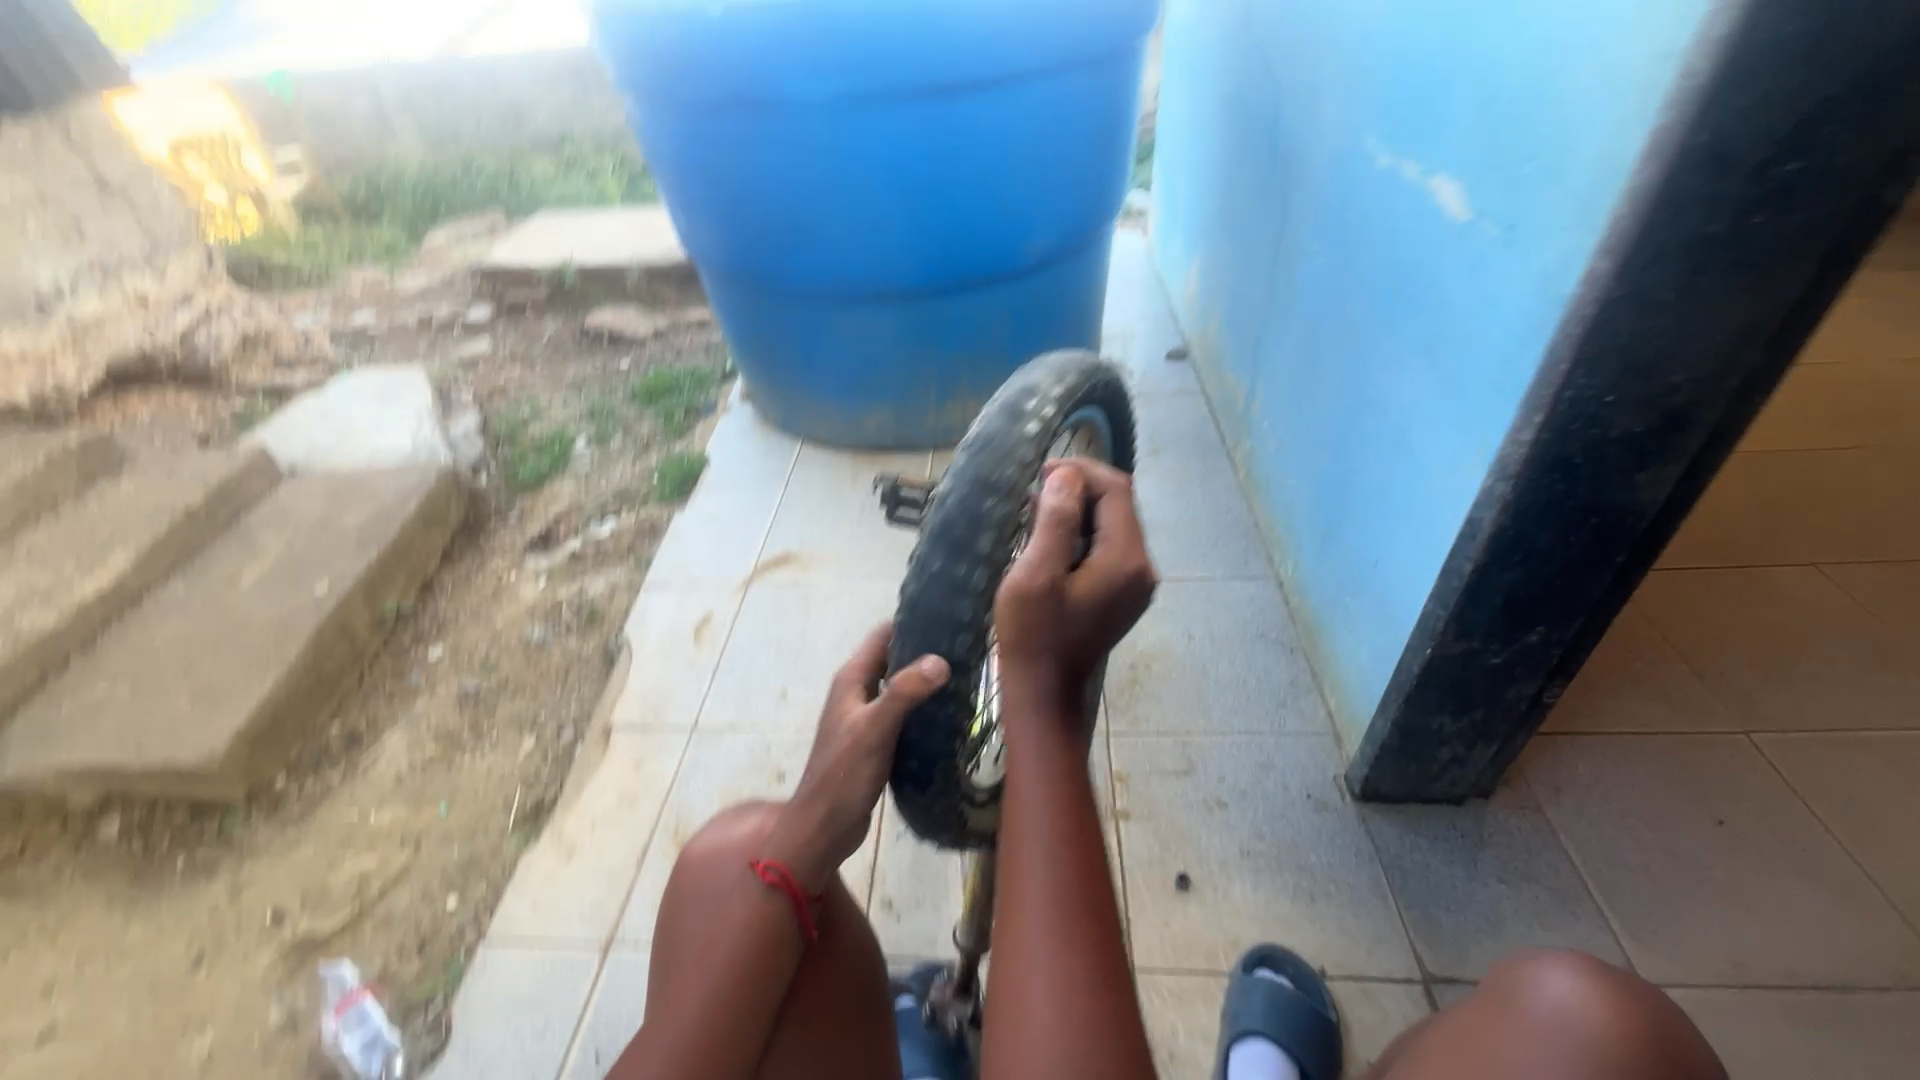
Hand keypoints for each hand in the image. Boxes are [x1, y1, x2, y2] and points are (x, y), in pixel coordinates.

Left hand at [765, 622, 949, 892]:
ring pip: (900, 688)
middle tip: (968, 649)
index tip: (949, 618)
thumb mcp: (875, 729)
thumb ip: (904, 693)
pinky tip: (950, 715)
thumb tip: (940, 661)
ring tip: (967, 677)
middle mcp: (856, 692)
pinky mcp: (875, 742)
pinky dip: (923, 709)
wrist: (823, 827)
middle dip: (925, 652)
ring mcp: (865, 718)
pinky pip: (903, 714)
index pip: (883, 635)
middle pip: (894, 659)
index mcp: (851, 680)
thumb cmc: (844, 775)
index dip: (911, 623)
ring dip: (925, 682)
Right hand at [994, 460, 1157, 742]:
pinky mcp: (1122, 595)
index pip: (1116, 491)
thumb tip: (1066, 476)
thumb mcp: (1035, 574)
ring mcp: (1135, 584)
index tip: (1041, 470)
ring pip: (1112, 526)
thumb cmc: (1033, 636)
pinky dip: (1081, 535)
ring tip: (1036, 509)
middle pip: (1119, 506)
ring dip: (1078, 511)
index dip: (1081, 471)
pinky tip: (1049, 538)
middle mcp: (1142, 568)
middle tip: (1035, 488)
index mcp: (1126, 560)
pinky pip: (1107, 549)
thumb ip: (1055, 521)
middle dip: (1080, 488)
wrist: (1045, 694)